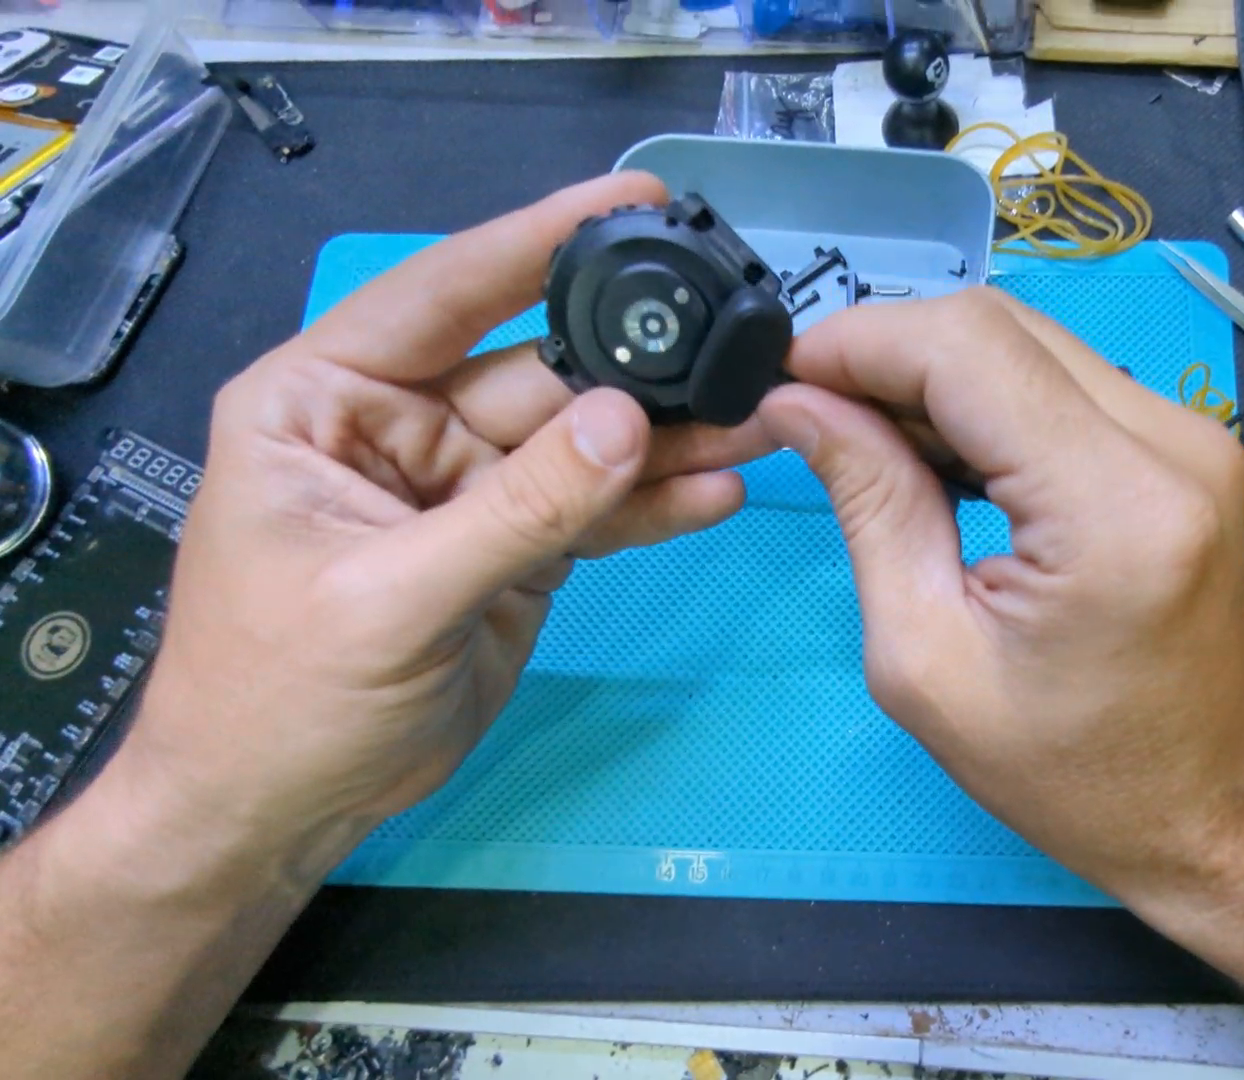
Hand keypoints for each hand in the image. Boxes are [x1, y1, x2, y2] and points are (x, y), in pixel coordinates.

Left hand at [125, 174, 773, 872]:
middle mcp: (416, 426)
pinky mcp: (531, 541)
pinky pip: (605, 510)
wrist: (294, 802)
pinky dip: (660, 506)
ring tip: (753, 426)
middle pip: (550, 378)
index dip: (539, 243)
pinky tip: (718, 495)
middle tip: (731, 350)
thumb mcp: (395, 594)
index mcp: (335, 400)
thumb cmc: (285, 695)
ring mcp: (483, 486)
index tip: (635, 203)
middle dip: (639, 371)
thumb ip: (518, 507)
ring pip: (593, 447)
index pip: (447, 293)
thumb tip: (627, 422)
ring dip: (671, 442)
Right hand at [755, 288, 1243, 913]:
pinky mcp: (1186, 448)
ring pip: (1031, 345)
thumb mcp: (926, 659)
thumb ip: (870, 507)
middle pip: (1000, 329)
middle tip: (819, 414)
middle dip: (890, 355)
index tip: (785, 379)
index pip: (968, 350)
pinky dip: (989, 401)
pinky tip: (943, 453)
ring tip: (872, 441)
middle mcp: (1172, 445)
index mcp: (1112, 509)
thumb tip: (800, 407)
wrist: (1200, 804)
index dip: (860, 342)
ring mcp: (1192, 437)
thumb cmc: (1066, 771)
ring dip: (936, 377)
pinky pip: (1065, 384)